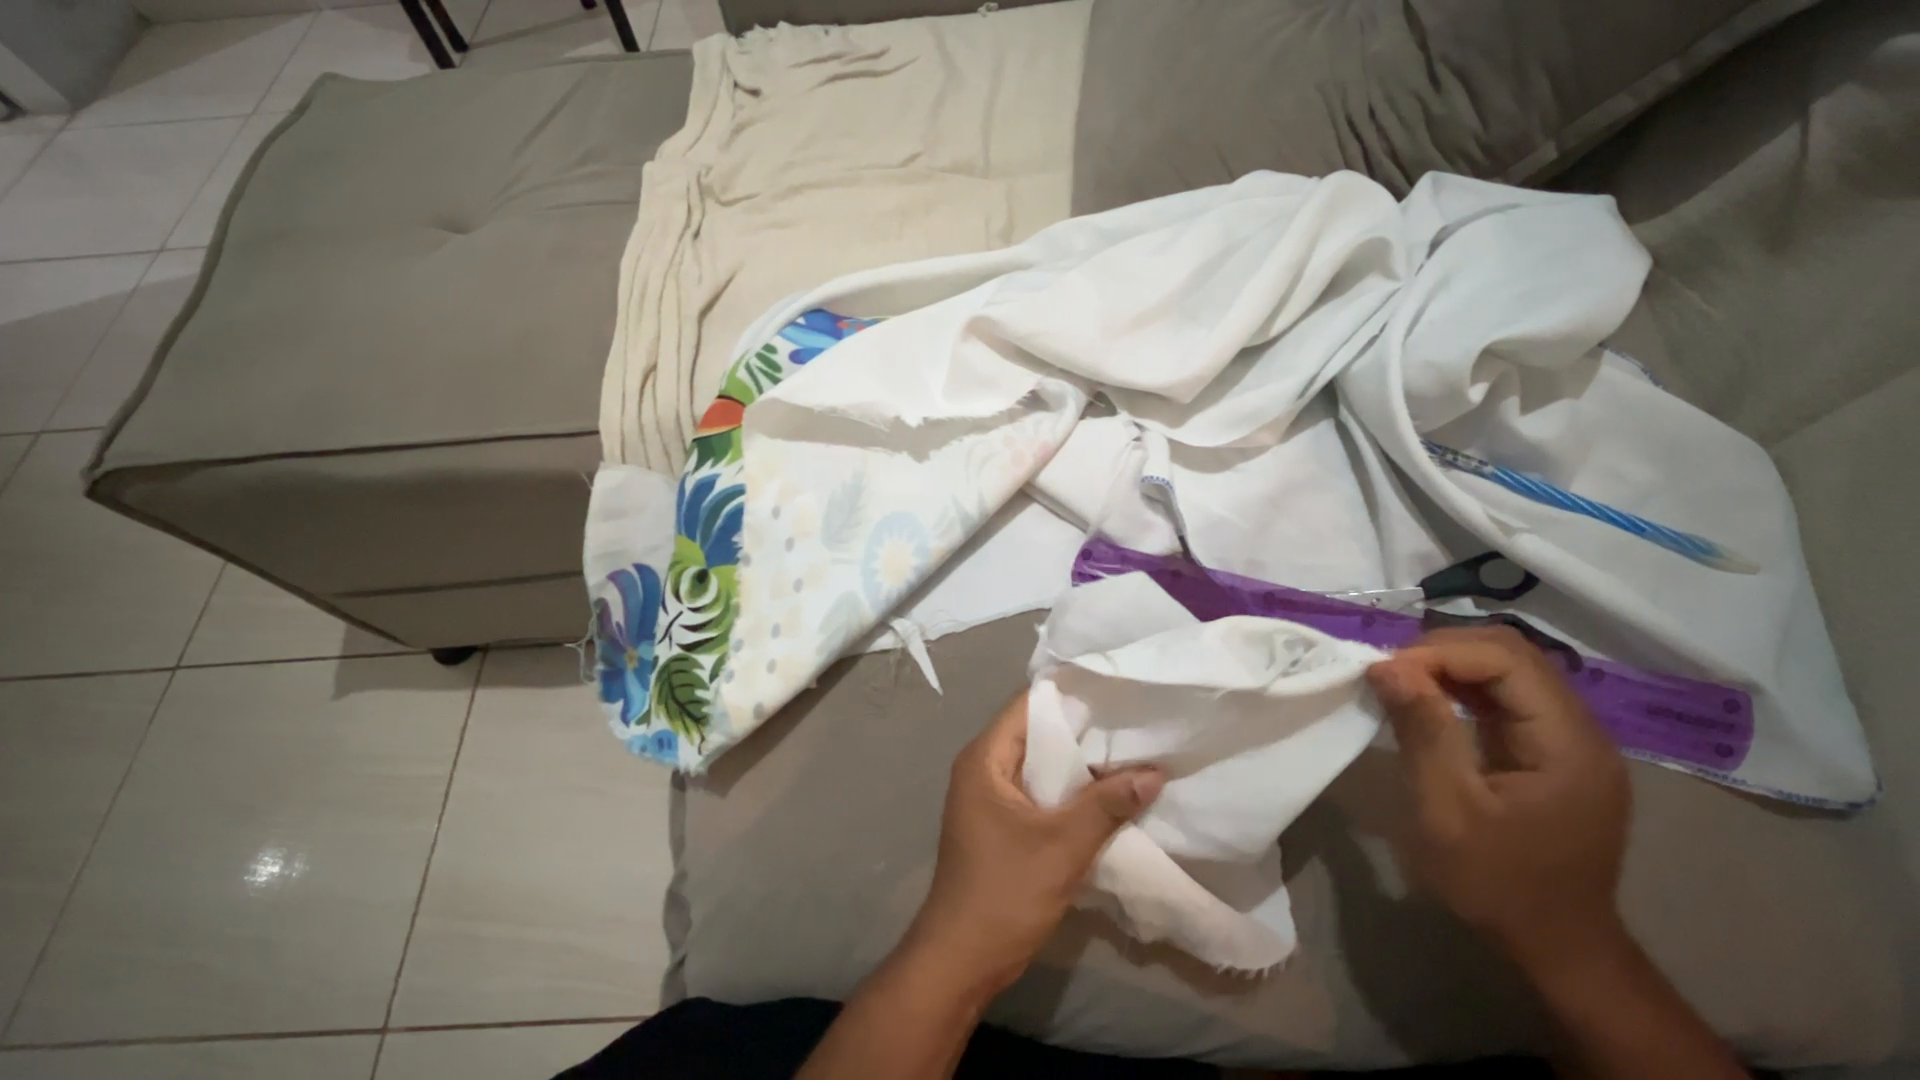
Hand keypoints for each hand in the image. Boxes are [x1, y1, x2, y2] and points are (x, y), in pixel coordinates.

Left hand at [905, 694, 1164, 995]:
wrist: (962, 959)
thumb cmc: (1003, 892)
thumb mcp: (1062, 846)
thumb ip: (1107, 805)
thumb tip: (1155, 771)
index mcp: (985, 759)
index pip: (1030, 704)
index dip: (1073, 694)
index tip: (1120, 687)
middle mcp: (984, 769)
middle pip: (1039, 732)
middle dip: (1087, 730)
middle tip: (1140, 719)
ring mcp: (993, 799)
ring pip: (1044, 766)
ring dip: (1084, 765)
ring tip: (1137, 752)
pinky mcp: (1004, 826)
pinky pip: (1044, 794)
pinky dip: (1074, 793)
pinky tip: (1115, 795)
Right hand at [1366, 626, 1631, 970]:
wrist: (1557, 947)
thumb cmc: (1499, 886)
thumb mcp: (1448, 813)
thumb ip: (1423, 733)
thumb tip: (1387, 665)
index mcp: (1568, 743)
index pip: (1508, 660)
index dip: (1442, 652)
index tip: (1385, 672)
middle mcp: (1581, 730)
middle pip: (1514, 655)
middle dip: (1445, 652)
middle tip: (1389, 674)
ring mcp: (1570, 741)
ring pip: (1511, 672)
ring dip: (1451, 667)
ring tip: (1400, 684)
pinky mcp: (1552, 753)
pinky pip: (1508, 699)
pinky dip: (1463, 690)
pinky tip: (1428, 703)